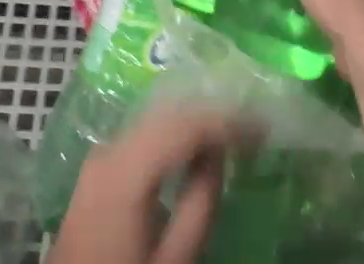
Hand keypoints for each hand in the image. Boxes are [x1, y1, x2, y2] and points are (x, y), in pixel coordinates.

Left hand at [50, 104, 259, 263]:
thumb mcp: (174, 260)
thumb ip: (200, 203)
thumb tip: (219, 153)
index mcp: (126, 172)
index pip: (184, 126)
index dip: (227, 121)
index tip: (263, 128)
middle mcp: (109, 149)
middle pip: (169, 114)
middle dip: (214, 114)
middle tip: (255, 126)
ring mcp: (100, 154)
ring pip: (157, 118)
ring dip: (196, 119)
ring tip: (235, 130)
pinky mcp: (100, 164)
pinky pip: (144, 133)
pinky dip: (176, 131)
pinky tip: (200, 141)